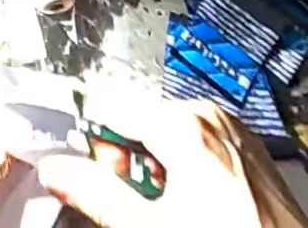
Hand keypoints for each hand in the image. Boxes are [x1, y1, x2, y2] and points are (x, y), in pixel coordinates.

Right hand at [36, 96, 307, 227]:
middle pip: (136, 117)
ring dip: (151, 163)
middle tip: (126, 194)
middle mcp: (209, 116)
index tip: (72, 151)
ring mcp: (234, 134)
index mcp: (183, 122)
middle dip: (122, 153)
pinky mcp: (250, 155)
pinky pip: (196, 144)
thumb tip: (57, 169)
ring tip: (162, 205)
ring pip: (166, 131)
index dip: (84, 130)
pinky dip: (181, 168)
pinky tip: (190, 205)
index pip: (106, 102)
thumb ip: (96, 193)